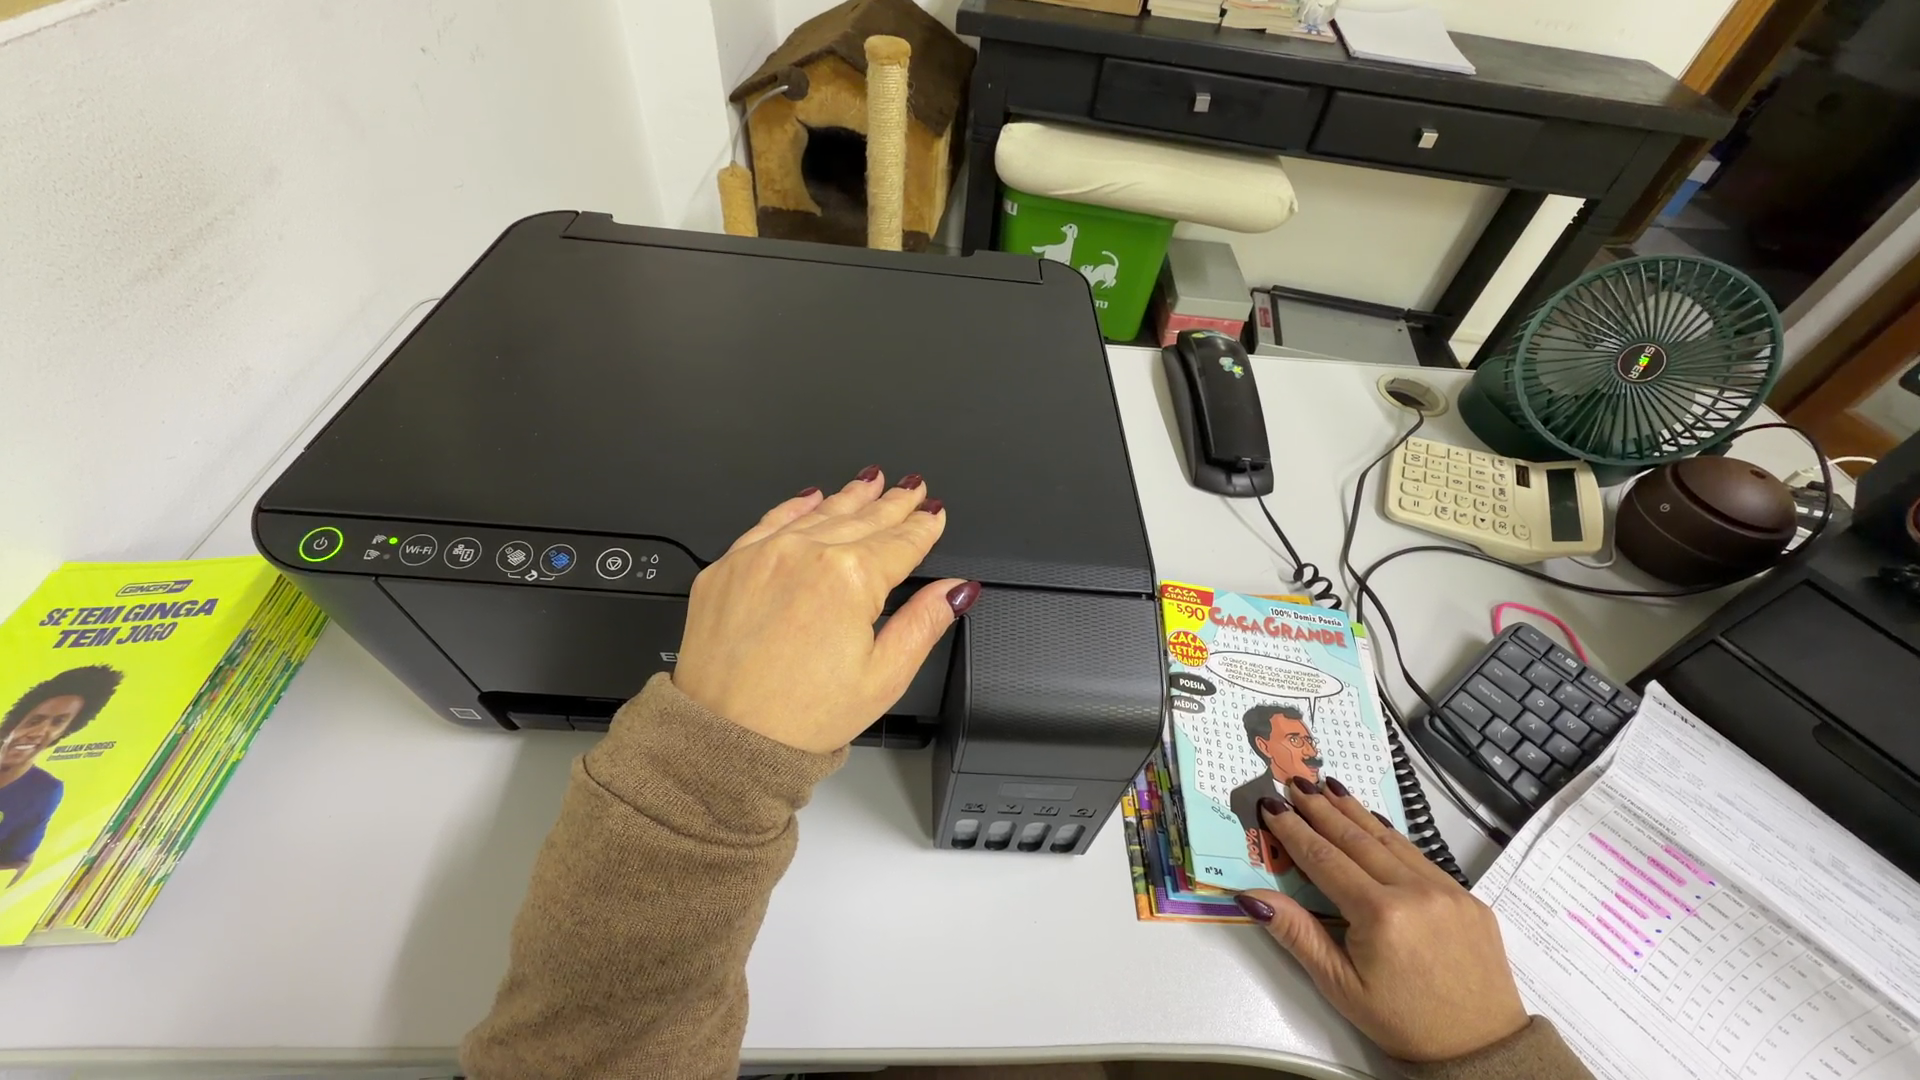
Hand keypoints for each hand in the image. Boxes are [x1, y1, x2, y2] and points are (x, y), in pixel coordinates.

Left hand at [671, 467, 979, 753]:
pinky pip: (769, 521)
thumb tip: (957, 591)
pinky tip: (812, 496)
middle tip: (912, 486)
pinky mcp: (728, 566)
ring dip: (851, 496)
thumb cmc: (799, 716)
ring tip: (872, 481)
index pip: (901, 542)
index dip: (923, 526)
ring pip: (819, 512)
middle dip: (893, 502)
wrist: (722, 737)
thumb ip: (925, 622)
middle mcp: (805, 555)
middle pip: (864, 519)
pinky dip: (796, 506)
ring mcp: (762, 555)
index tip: (933, 513)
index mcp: (850, 579)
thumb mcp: (884, 676)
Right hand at [1235, 778, 1527, 1062]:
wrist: (1483, 1052)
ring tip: (1328, 786)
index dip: (1294, 829)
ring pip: (1389, 839)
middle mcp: (1415, 892)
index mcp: (1380, 915)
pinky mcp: (1468, 898)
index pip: (1324, 859)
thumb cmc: (1403, 1022)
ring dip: (1354, 811)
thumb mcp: (1339, 985)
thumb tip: (1252, 897)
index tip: (1271, 804)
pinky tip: (1374, 820)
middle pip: (1355, 838)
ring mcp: (1447, 891)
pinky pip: (1420, 856)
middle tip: (1295, 782)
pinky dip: (1390, 834)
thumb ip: (1297, 933)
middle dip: (1320, 808)